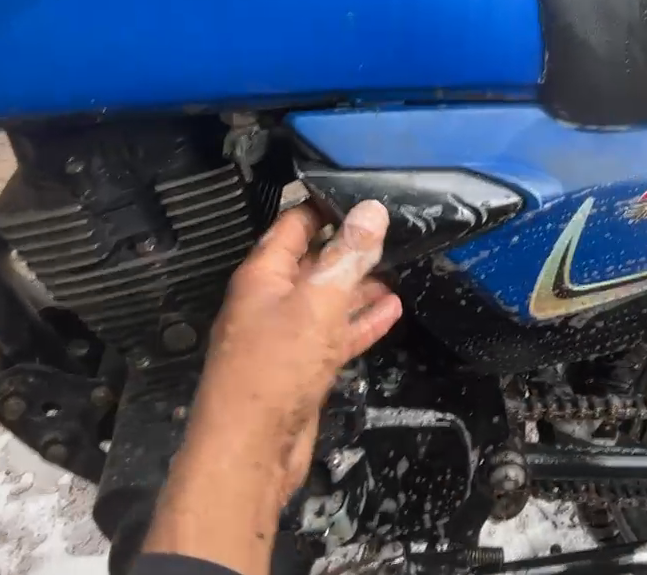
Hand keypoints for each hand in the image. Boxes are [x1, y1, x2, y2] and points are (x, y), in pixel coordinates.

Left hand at [141, 202, 402, 571]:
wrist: (251, 452)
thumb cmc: (275, 369)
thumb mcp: (319, 300)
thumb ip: (348, 254)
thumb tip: (371, 210)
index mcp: (263, 275)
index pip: (295, 224)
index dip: (327, 206)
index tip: (363, 195)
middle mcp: (270, 301)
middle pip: (314, 261)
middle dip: (350, 247)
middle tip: (389, 231)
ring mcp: (286, 335)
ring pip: (327, 299)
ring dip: (360, 285)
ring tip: (396, 268)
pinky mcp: (301, 367)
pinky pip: (334, 333)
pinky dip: (360, 321)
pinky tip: (390, 310)